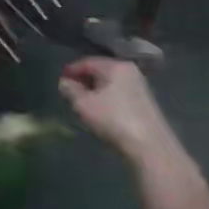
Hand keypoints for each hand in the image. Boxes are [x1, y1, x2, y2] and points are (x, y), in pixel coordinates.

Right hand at [58, 56, 179, 162]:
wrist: (149, 146)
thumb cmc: (112, 119)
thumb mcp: (82, 104)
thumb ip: (69, 89)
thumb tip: (65, 82)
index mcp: (115, 66)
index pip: (86, 62)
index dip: (70, 71)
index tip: (59, 83)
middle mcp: (130, 71)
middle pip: (99, 70)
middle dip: (83, 81)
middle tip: (70, 94)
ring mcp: (140, 86)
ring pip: (109, 83)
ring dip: (94, 91)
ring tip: (83, 104)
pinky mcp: (144, 101)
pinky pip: (118, 93)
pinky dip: (106, 98)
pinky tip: (101, 111)